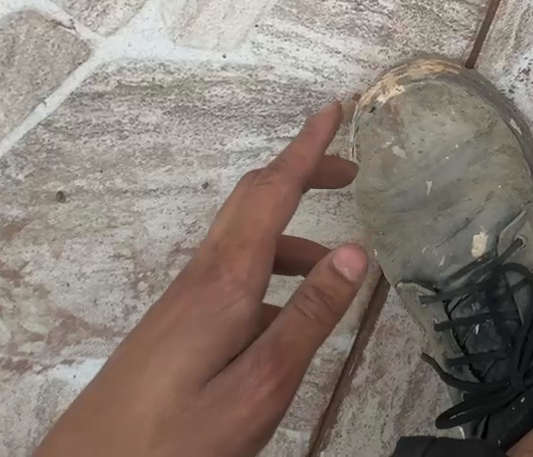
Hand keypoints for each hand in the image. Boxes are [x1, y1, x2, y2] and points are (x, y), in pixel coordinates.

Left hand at [35, 103, 371, 456]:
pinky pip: (234, 270)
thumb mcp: (260, 386)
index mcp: (228, 279)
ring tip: (333, 262)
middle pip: (255, 197)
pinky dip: (272, 267)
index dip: (308, 146)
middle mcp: (204, 275)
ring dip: (292, 227)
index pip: (274, 190)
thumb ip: (310, 318)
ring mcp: (185, 300)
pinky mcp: (176, 326)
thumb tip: (358, 251)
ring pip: (245, 236)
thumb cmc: (174, 442)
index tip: (336, 108)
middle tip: (351, 173)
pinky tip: (285, 317)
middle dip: (303, 172)